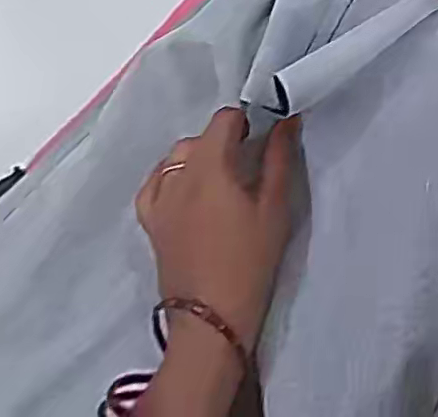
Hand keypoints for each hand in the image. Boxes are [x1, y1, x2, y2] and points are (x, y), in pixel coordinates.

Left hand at [137, 109, 299, 346]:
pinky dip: (170, 174)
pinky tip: (188, 186)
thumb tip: (286, 120)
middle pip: (201, 136)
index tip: (262, 138)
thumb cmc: (250, 259)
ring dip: (199, 155)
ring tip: (222, 177)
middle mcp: (179, 176)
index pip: (224, 119)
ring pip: (177, 156)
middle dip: (226, 139)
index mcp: (210, 167)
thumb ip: (279, 157)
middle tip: (249, 162)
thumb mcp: (275, 205)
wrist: (213, 318)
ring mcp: (160, 200)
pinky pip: (154, 182)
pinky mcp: (150, 222)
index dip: (246, 121)